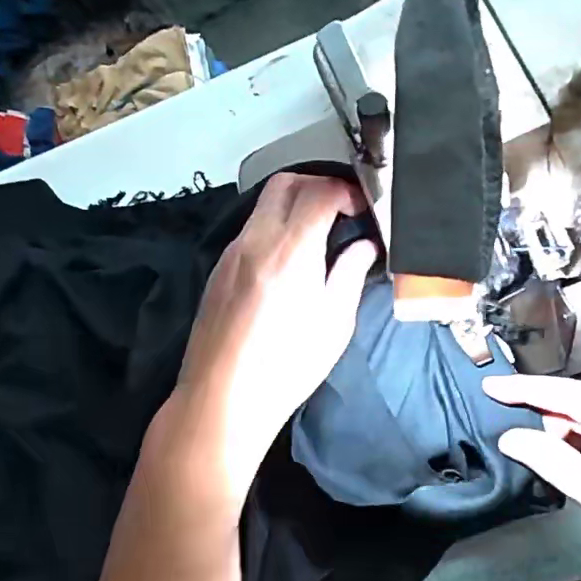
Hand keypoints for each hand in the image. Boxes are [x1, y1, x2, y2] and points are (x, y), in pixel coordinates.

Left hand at [174, 174, 377, 478]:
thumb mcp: (333, 323)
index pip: (319, 190)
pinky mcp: (217, 271)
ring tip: (317, 238)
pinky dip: (273, 230)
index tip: (362, 208)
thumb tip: (363, 246)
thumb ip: (350, 274)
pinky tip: (287, 263)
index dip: (347, 190)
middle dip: (317, 185)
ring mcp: (231, 254)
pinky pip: (249, 232)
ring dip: (293, 207)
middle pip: (285, 183)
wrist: (221, 397)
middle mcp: (255, 240)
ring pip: (263, 206)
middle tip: (340, 211)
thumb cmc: (286, 366)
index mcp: (290, 250)